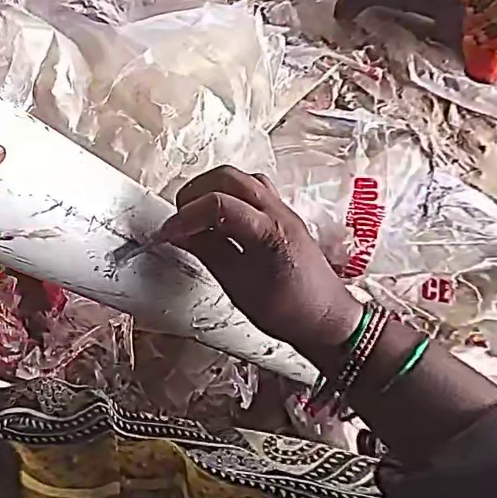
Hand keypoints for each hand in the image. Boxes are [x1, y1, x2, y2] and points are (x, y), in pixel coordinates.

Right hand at [156, 167, 363, 360]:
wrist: (329, 320)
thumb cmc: (288, 310)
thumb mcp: (238, 285)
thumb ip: (207, 251)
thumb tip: (178, 233)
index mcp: (269, 231)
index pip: (218, 204)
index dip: (184, 217)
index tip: (167, 233)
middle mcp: (277, 212)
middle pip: (226, 178)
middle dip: (193, 194)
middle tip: (180, 221)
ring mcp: (282, 209)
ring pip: (239, 177)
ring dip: (210, 189)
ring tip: (196, 217)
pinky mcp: (282, 213)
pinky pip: (251, 188)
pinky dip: (227, 194)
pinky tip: (219, 218)